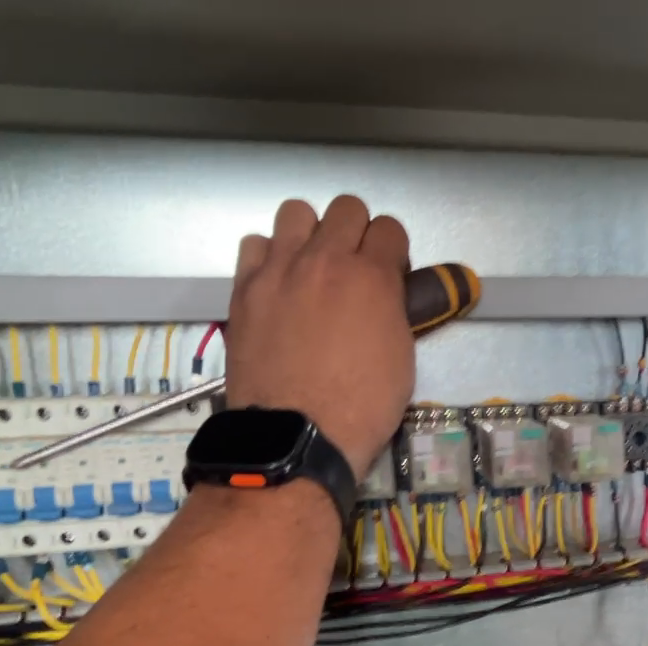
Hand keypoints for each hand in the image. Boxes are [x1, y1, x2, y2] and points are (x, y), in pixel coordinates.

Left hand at [223, 195, 412, 476]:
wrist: (299, 434)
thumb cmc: (363, 406)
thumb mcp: (402, 358)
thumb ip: (396, 311)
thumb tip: (390, 294)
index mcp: (372, 277)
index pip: (390, 228)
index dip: (394, 252)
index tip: (391, 275)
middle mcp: (326, 259)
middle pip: (347, 208)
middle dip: (357, 233)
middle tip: (355, 270)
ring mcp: (280, 269)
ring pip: (296, 212)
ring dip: (311, 233)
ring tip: (312, 268)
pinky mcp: (246, 287)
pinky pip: (256, 244)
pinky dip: (270, 257)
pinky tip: (279, 285)